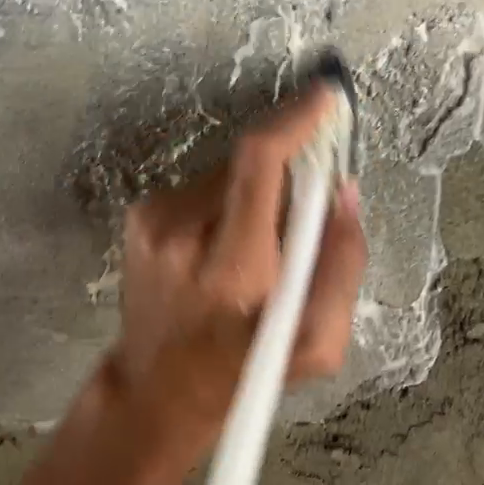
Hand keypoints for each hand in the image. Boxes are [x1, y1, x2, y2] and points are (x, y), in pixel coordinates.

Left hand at [105, 87, 367, 466]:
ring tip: (254, 243)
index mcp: (232, 266)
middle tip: (303, 203)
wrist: (156, 389)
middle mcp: (183, 232)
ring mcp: (153, 219)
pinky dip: (225, 201)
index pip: (259, 163)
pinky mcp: (140, 213)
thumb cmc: (245, 369)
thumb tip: (344, 188)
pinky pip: (202, 185)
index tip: (323, 95)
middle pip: (248, 161)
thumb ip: (342, 261)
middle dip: (286, 166)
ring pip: (227, 172)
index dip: (294, 120)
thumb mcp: (316, 341)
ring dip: (254, 190)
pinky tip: (220, 244)